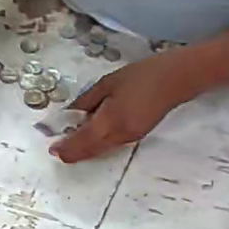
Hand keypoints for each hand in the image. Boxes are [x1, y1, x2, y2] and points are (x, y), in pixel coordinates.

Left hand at [50, 52, 188, 163]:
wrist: (175, 80)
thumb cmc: (141, 76)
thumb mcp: (107, 83)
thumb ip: (86, 101)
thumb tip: (70, 115)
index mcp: (109, 122)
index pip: (81, 142)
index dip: (65, 148)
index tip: (52, 148)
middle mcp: (118, 136)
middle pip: (89, 152)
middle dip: (72, 151)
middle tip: (58, 148)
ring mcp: (128, 139)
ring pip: (99, 151)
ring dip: (83, 148)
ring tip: (70, 139)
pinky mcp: (135, 137)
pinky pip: (109, 145)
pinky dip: (96, 144)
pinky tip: (90, 134)